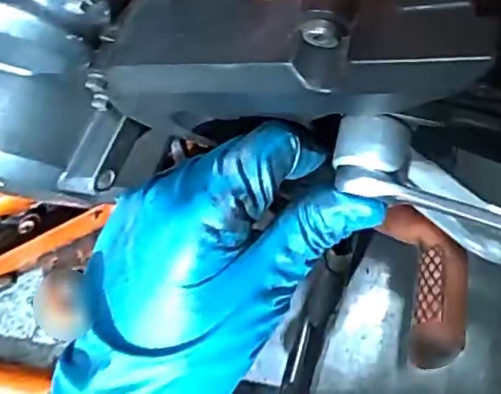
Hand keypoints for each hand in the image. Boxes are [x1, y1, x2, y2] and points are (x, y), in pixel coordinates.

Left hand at [53, 122, 385, 393]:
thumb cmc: (180, 359)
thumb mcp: (259, 290)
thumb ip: (309, 230)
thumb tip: (356, 199)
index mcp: (199, 198)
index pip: (275, 140)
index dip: (313, 157)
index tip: (333, 184)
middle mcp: (169, 185)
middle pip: (251, 148)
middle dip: (290, 171)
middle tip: (314, 207)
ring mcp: (152, 196)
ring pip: (228, 163)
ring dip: (260, 184)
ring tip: (278, 224)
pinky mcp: (144, 210)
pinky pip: (200, 182)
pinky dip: (229, 197)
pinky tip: (240, 231)